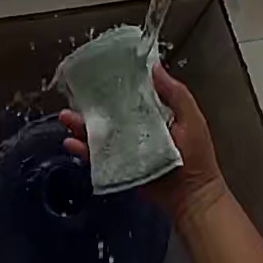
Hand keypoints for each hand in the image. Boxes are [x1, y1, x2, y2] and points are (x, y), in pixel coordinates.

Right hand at [62, 64, 228, 223]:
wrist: (192, 195)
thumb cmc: (196, 155)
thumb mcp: (190, 117)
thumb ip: (175, 93)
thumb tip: (155, 66)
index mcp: (153, 114)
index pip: (129, 95)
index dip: (114, 85)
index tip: (96, 73)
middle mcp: (137, 128)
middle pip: (109, 114)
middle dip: (90, 105)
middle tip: (74, 95)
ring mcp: (126, 148)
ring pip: (99, 134)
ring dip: (81, 126)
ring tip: (66, 118)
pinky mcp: (119, 167)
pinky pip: (98, 158)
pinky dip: (83, 151)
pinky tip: (71, 144)